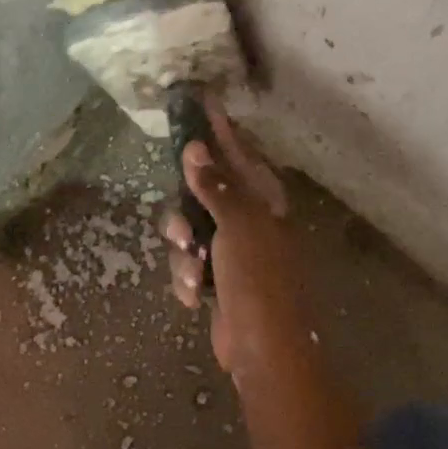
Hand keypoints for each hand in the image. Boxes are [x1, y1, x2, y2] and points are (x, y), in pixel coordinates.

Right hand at [163, 99, 306, 378]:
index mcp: (264, 202)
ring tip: (195, 275)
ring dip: (184, 256)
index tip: (199, 99)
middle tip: (184, 234)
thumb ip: (214, 186)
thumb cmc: (258, 281)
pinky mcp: (217, 281)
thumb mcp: (237, 227)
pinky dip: (188, 280)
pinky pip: (188, 265)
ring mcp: (232, 252)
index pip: (237, 153)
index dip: (217, 128)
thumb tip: (194, 148)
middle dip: (184, 215)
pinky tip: (196, 297)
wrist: (263, 348)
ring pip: (188, 232)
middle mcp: (248, 221)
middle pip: (201, 194)